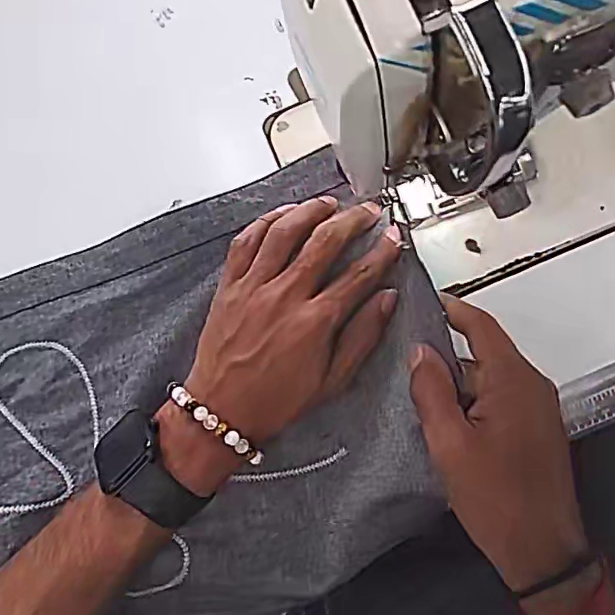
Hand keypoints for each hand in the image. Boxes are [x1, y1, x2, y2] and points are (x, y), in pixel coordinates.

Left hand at [172, 195, 402, 464]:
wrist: (222, 410)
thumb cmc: (274, 400)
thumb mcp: (331, 380)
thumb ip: (362, 337)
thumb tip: (386, 300)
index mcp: (314, 322)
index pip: (358, 274)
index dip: (382, 251)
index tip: (392, 239)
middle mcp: (284, 297)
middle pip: (325, 241)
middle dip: (353, 220)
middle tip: (368, 212)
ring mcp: (253, 288)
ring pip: (284, 232)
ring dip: (310, 211)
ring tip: (329, 203)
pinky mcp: (229, 286)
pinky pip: (246, 242)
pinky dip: (265, 222)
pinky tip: (282, 215)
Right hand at [408, 294, 587, 591]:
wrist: (542, 551)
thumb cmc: (500, 502)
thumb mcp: (449, 444)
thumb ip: (432, 392)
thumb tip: (420, 353)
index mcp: (513, 382)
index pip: (481, 326)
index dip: (452, 308)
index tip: (429, 300)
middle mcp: (533, 387)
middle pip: (485, 352)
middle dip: (447, 356)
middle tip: (410, 365)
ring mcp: (539, 408)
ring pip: (491, 378)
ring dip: (460, 384)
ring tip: (425, 403)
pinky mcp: (538, 428)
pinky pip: (502, 398)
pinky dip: (475, 401)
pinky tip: (452, 425)